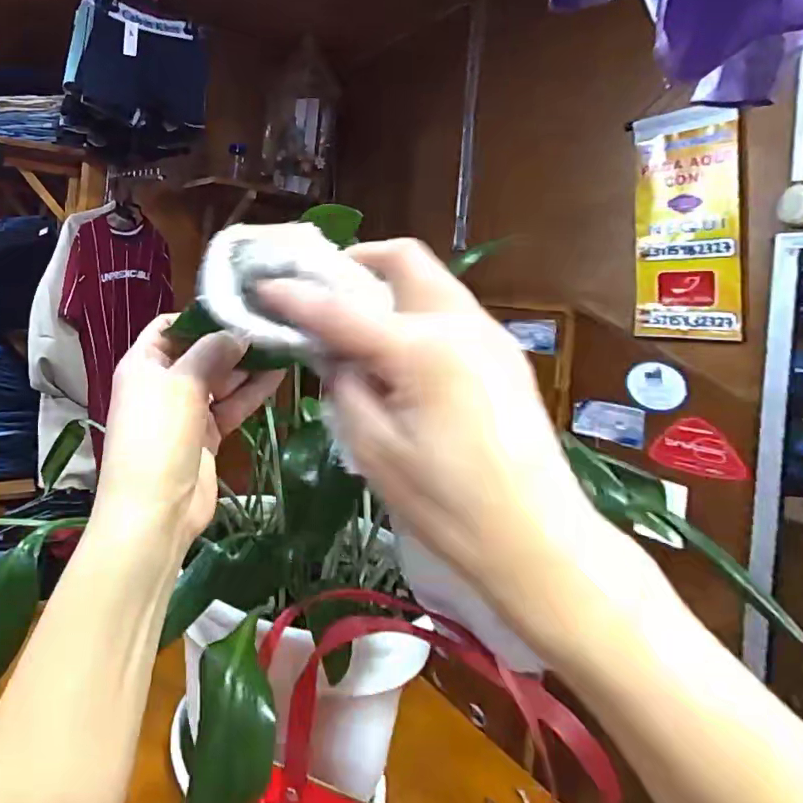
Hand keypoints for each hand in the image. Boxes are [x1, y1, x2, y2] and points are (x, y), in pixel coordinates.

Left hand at [94, 314, 284, 551]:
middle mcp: (163, 383)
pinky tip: (278, 375)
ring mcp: (186, 410)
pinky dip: (251, 392)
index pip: (169, 327)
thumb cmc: (158, 436)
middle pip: (200, 352)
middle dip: (232, 340)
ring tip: (283, 345)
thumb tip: (238, 332)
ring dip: (247, 365)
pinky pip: (231, 405)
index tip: (237, 309)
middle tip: (271, 326)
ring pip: (220, 379)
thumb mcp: (181, 383)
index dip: (199, 317)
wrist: (154, 512)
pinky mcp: (207, 435)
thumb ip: (211, 351)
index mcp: (143, 364)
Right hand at [257, 240, 652, 655]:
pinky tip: (395, 353)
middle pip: (404, 259)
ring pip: (429, 281)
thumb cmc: (449, 506)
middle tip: (321, 291)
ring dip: (386, 287)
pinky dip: (412, 312)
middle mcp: (461, 324)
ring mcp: (490, 336)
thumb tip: (329, 352)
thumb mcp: (373, 449)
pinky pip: (448, 309)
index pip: (342, 309)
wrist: (540, 543)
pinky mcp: (503, 355)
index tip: (262, 286)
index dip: (296, 296)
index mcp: (423, 349)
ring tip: (354, 324)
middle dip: (356, 264)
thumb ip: (343, 385)